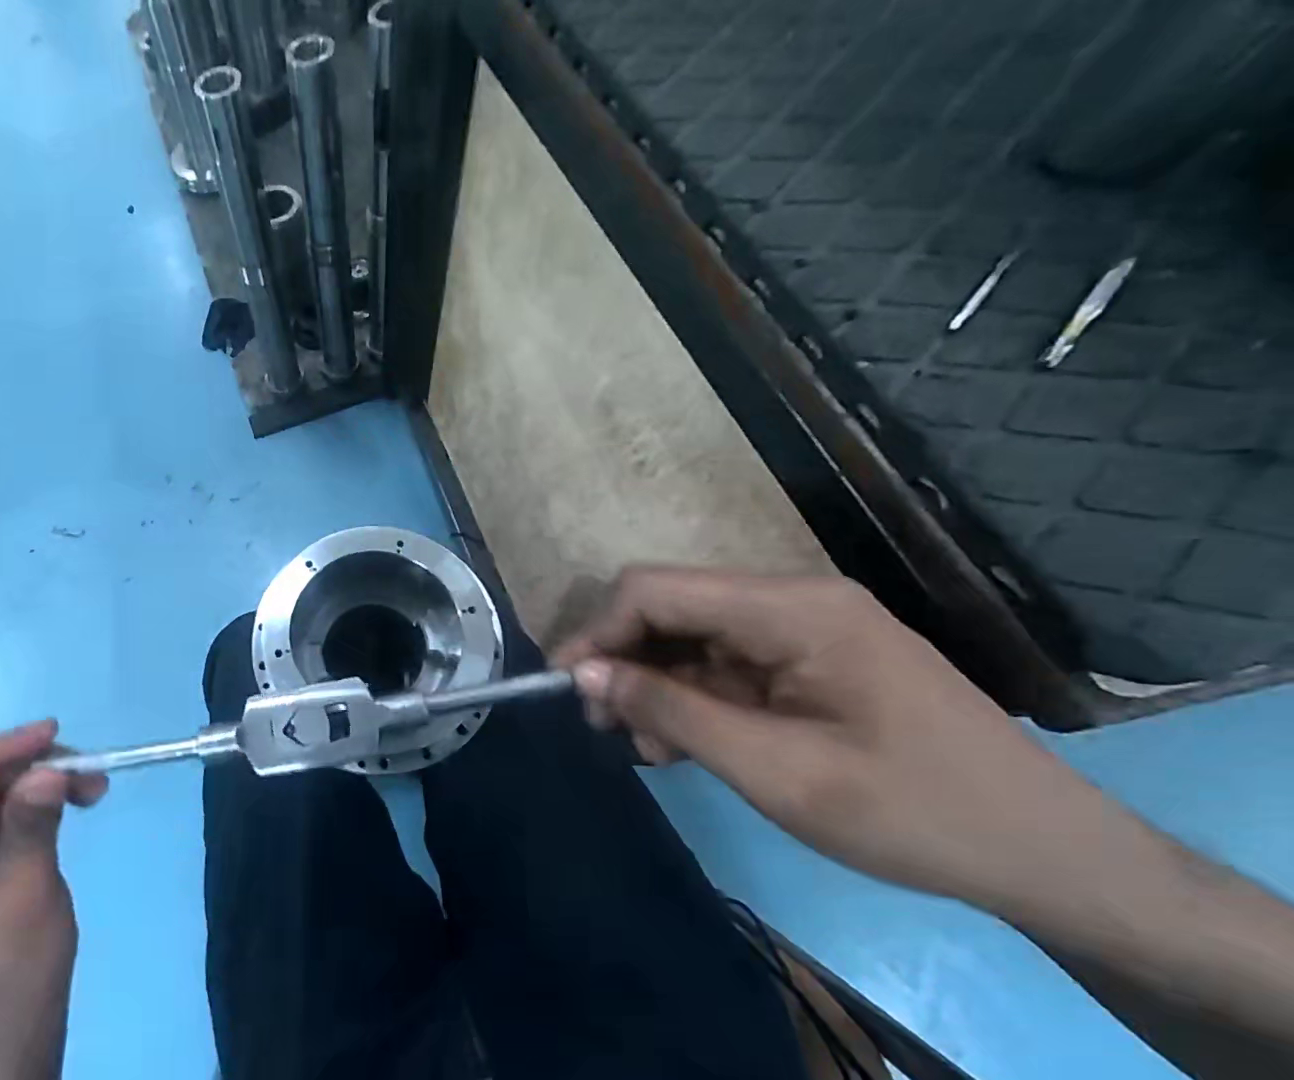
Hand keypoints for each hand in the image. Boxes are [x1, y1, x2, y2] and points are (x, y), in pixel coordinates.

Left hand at [0, 720, 107, 1079]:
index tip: (47, 734)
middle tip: (79, 761)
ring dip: (35, 782)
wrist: (20, 1035)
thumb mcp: (25, 903)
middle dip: (20, 770)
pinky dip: (36, 802)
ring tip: (90, 783)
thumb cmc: (13, 981)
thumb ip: (31, 831)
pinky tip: (76, 799)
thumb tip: (48, 769)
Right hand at [552, 568, 1111, 912]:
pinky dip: (692, 698)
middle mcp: (792, 599)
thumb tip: (584, 674)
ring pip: (691, 637)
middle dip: (624, 662)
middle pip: (671, 608)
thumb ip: (672, 712)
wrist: (1049, 855)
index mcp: (792, 608)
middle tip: (604, 728)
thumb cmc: (914, 812)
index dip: (598, 631)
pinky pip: (724, 662)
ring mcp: (803, 627)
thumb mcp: (777, 770)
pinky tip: (686, 743)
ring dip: (657, 686)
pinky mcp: (808, 656)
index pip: (656, 590)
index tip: (564, 687)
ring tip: (652, 749)